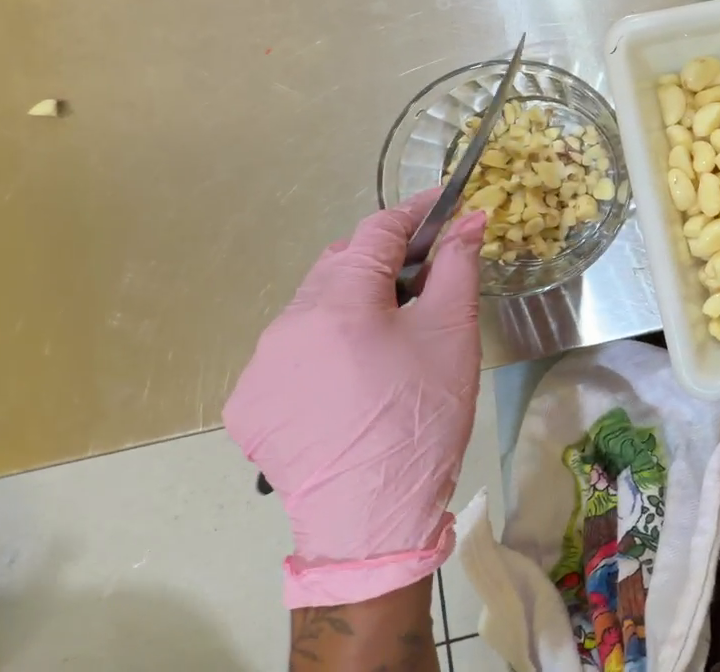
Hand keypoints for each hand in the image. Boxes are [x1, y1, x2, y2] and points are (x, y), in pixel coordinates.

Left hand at [225, 191, 488, 608]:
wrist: (373, 514)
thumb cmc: (423, 415)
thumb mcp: (452, 334)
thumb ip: (458, 267)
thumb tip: (470, 220)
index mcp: (336, 303)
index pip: (375, 232)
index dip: (414, 213)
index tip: (446, 205)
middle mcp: (283, 325)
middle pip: (338, 267)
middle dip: (382, 260)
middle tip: (427, 276)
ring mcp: (259, 368)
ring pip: (312, 310)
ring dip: (352, 305)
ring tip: (392, 337)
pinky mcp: (250, 406)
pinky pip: (291, 354)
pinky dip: (325, 347)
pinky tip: (355, 380)